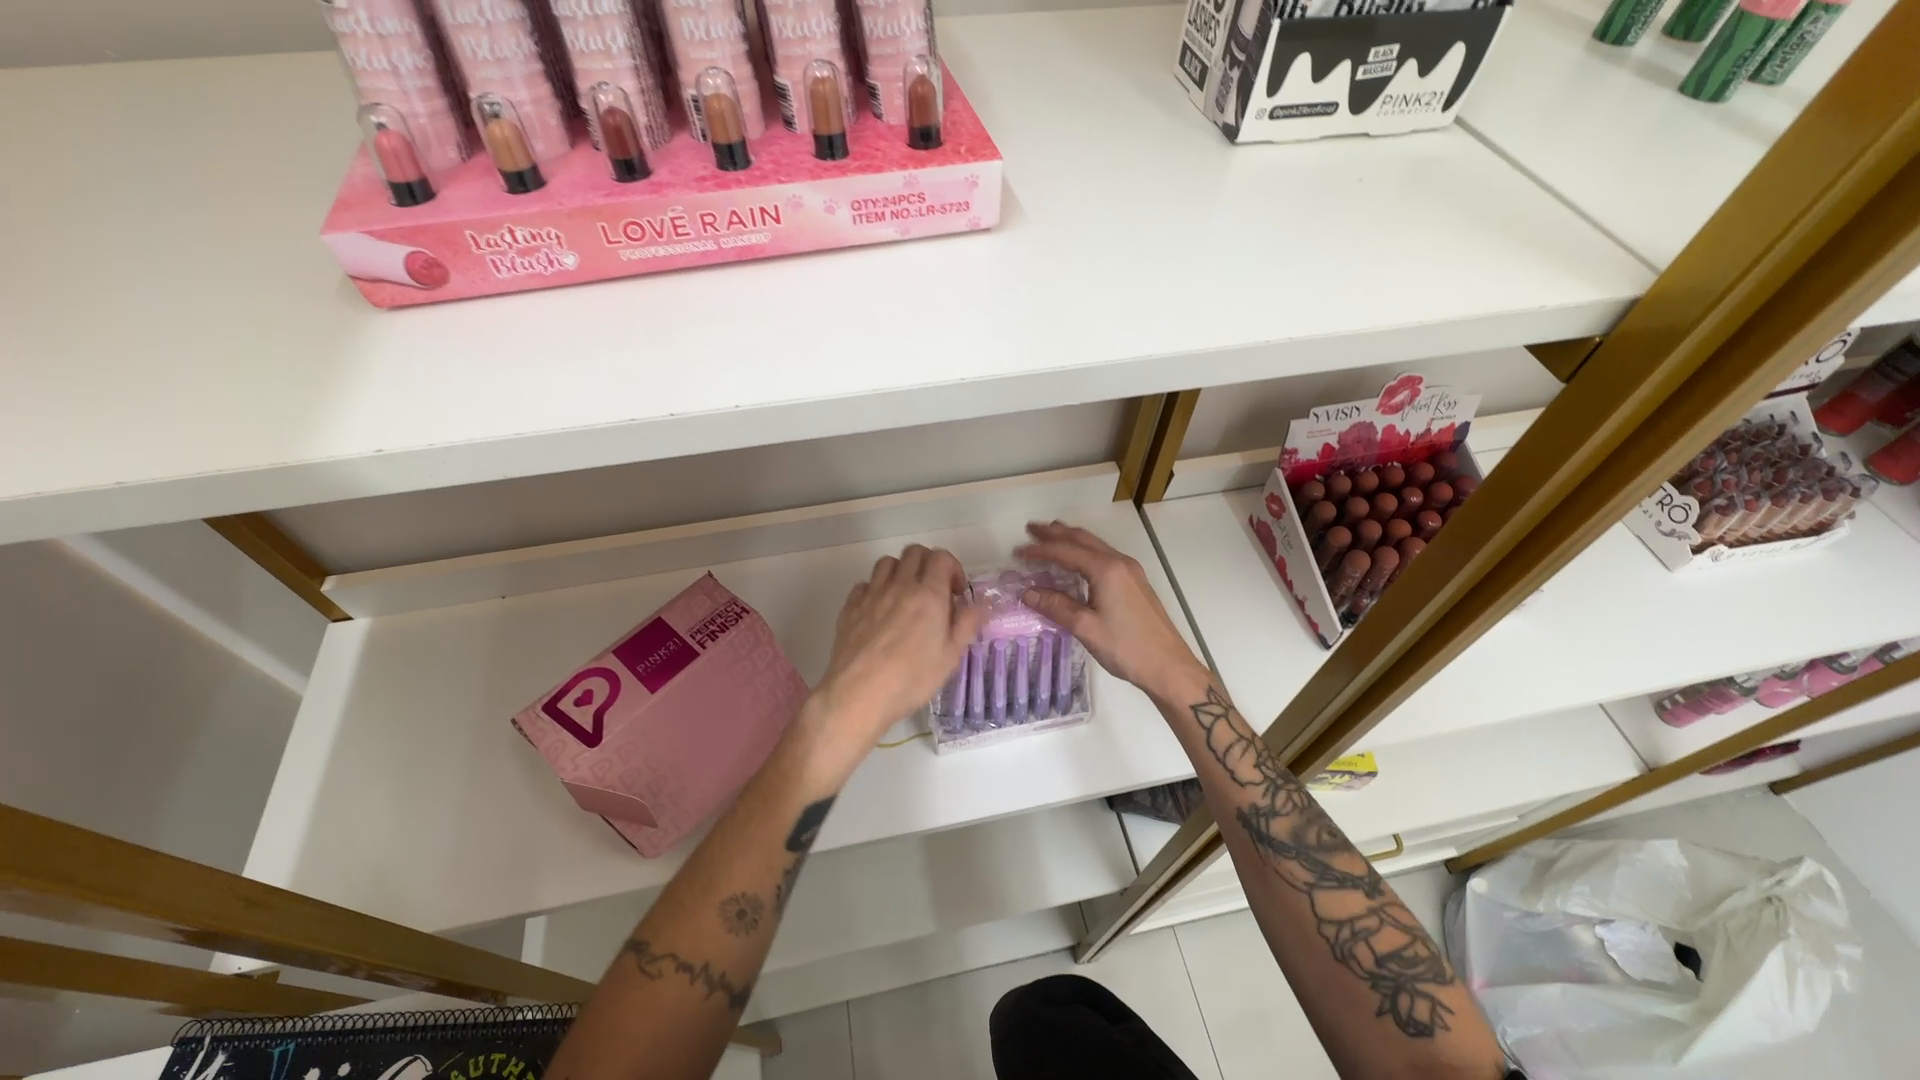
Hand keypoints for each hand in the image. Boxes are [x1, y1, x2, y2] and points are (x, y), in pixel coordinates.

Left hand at [810, 544, 983, 749]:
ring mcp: (871, 594)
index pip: (941, 557)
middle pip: (914, 552)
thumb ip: (967, 623)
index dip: (953, 568)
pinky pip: (865, 584)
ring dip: (901, 571)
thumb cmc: (911, 678)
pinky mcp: (850, 607)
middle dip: (928, 564)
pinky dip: (876, 589)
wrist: (859, 693)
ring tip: (906, 596)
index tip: (956, 593)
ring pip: (887, 563)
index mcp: (928, 594)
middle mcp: (899, 586)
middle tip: (934, 590)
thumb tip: (981, 602)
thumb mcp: (950, 655)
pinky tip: (880, 610)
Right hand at [1016, 522, 1207, 705]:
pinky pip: (1104, 556)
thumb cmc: (1127, 648)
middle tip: (1031, 530)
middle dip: (1055, 533)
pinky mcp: (1135, 583)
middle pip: (1082, 539)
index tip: (1017, 551)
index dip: (1039, 550)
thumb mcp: (1086, 628)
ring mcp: (1131, 572)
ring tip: (1050, 537)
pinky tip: (1076, 562)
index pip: (1066, 551)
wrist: (1169, 666)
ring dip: (1071, 540)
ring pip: (1095, 546)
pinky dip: (1084, 552)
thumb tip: (1028, 593)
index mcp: (1106, 570)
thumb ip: (1056, 606)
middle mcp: (1120, 563)